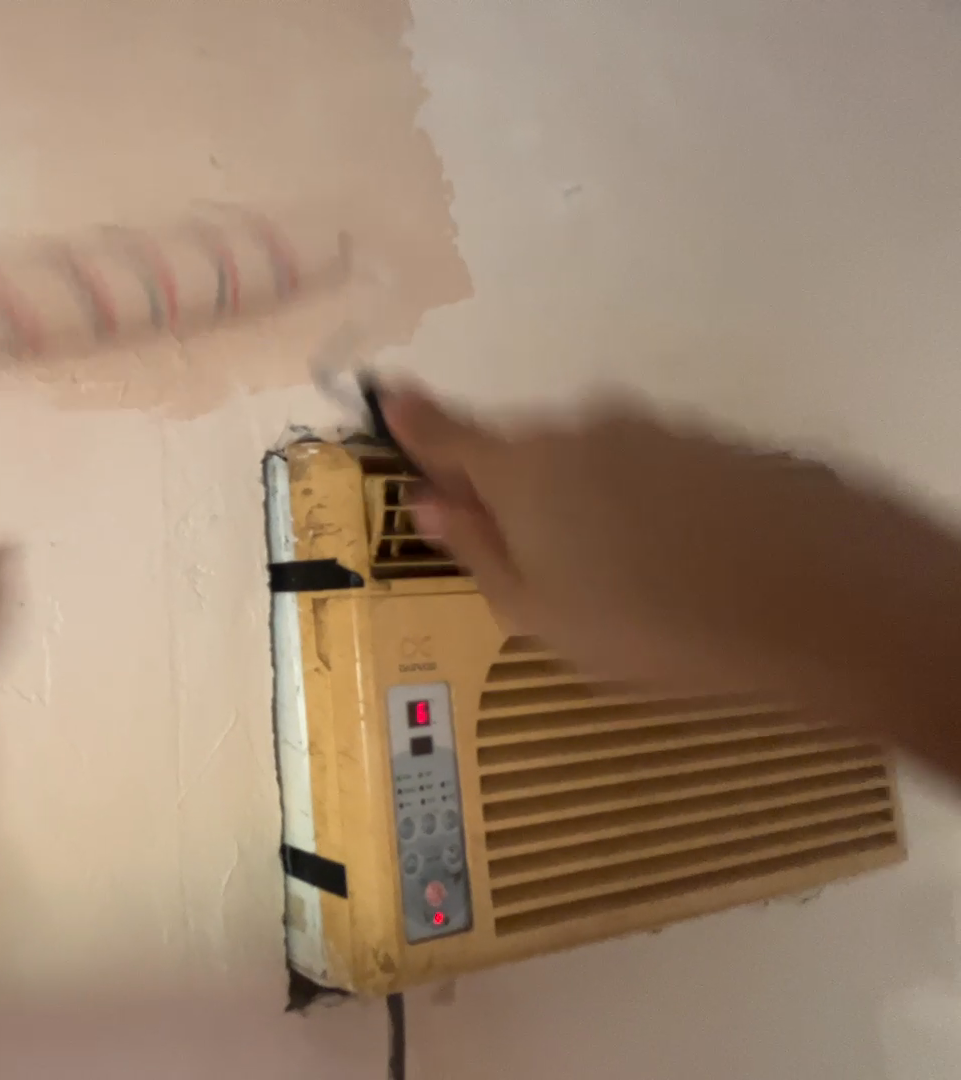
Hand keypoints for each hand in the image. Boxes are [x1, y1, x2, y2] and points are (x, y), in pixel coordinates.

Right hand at [383, 386, 958, 703]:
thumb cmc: (650, 622)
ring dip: (574, 497)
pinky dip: (637, 499)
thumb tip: (428, 505)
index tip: (385, 393)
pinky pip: (647, 466)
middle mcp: (581, 430)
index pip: (444, 432)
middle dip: (503, 488)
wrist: (844, 609)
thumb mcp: (532, 610)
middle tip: (520, 552)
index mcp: (520, 469)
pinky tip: (672, 555)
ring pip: (583, 459)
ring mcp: (656, 431)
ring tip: (611, 569)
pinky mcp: (721, 443)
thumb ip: (472, 548)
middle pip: (517, 451)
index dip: (409, 416)